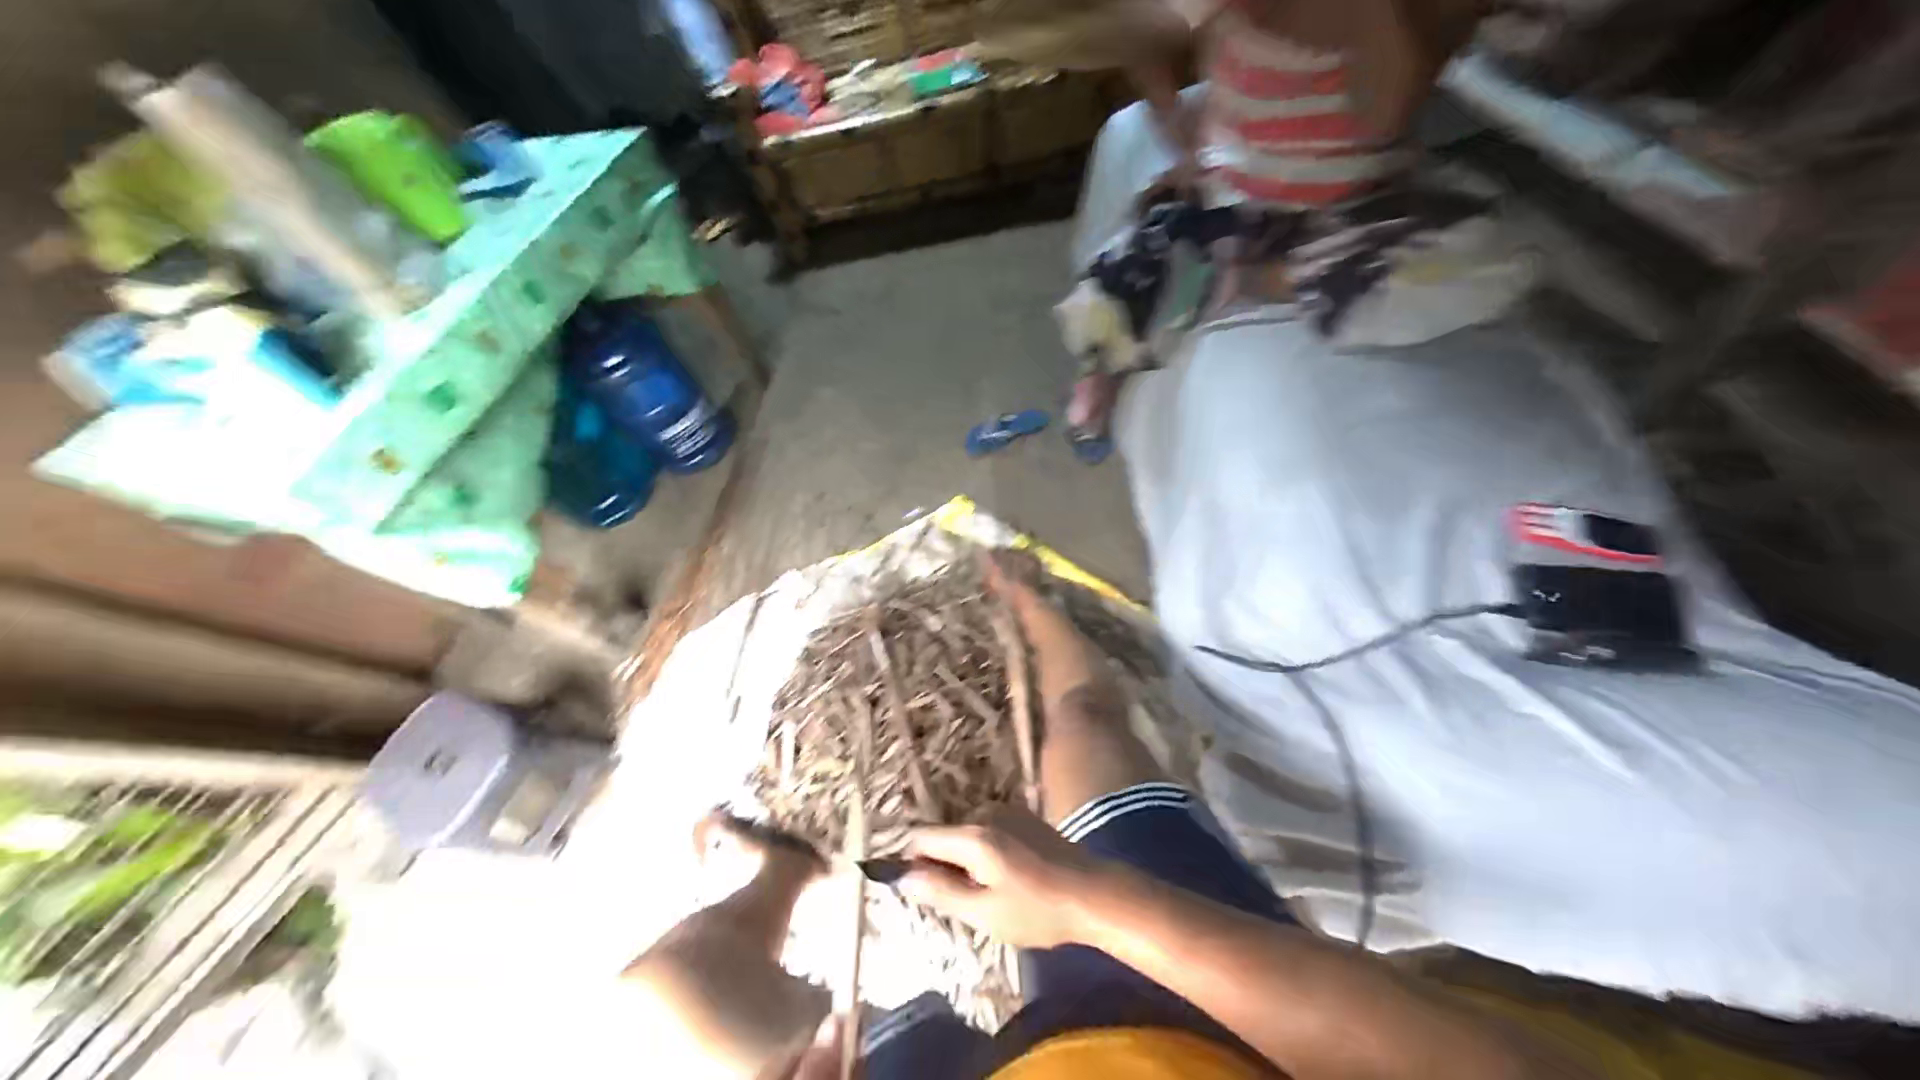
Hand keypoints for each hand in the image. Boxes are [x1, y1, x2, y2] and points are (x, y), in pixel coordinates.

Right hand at [895, 807, 1107, 948]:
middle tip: (960, 902)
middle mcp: (985, 814)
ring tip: (987, 893)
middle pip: (943, 835)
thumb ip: (940, 892)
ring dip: (964, 860)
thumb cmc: (1037, 910)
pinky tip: (1006, 878)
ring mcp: (1006, 812)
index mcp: (972, 837)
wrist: (1094, 894)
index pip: (920, 837)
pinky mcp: (1023, 817)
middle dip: (940, 864)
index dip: (910, 861)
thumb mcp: (984, 913)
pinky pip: (987, 831)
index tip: (914, 888)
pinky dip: (983, 852)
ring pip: (965, 834)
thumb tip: (903, 877)